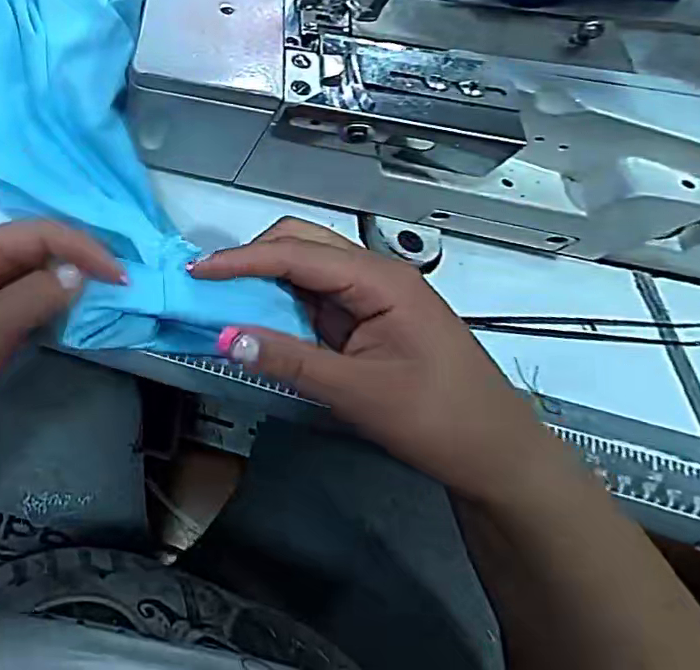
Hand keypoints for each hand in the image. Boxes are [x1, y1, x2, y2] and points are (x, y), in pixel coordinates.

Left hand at [0, 219, 123, 440]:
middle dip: (81, 258)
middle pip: (40, 245)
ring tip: (107, 293)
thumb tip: (79, 272)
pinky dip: (54, 298)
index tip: (118, 277)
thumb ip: (34, 296)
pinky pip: (28, 291)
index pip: (39, 233)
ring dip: (70, 277)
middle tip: (120, 284)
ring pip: (37, 267)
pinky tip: (74, 309)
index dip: (82, 248)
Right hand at [189, 218, 575, 506]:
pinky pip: (314, 293)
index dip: (243, 260)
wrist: (499, 458)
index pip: (297, 254)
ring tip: (226, 299)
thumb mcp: (359, 393)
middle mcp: (374, 274)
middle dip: (253, 258)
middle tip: (212, 285)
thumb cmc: (441, 421)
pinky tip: (261, 317)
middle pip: (301, 242)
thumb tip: (226, 336)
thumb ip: (289, 360)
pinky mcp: (367, 314)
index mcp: (380, 280)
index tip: (199, 272)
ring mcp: (372, 293)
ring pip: (305, 264)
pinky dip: (282, 300)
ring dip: (265, 277)